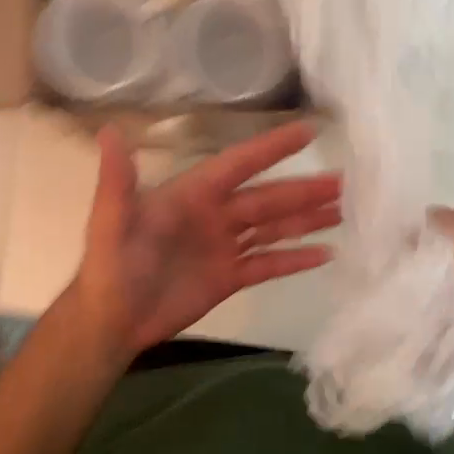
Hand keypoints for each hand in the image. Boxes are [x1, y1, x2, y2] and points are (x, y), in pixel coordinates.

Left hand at [70, 121, 340, 360]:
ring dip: (305, 219)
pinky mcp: (228, 278)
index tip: (307, 132)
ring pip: (272, 228)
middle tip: (344, 181)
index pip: (237, 165)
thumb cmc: (109, 268)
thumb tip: (110, 132)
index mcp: (189, 195)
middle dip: (303, 190)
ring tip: (342, 211)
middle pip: (265, 198)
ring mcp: (222, 247)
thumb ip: (117, 180)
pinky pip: (267, 264)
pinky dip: (294, 259)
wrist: (113, 321)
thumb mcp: (110, 222)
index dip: (270, 150)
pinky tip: (324, 254)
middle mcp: (212, 216)